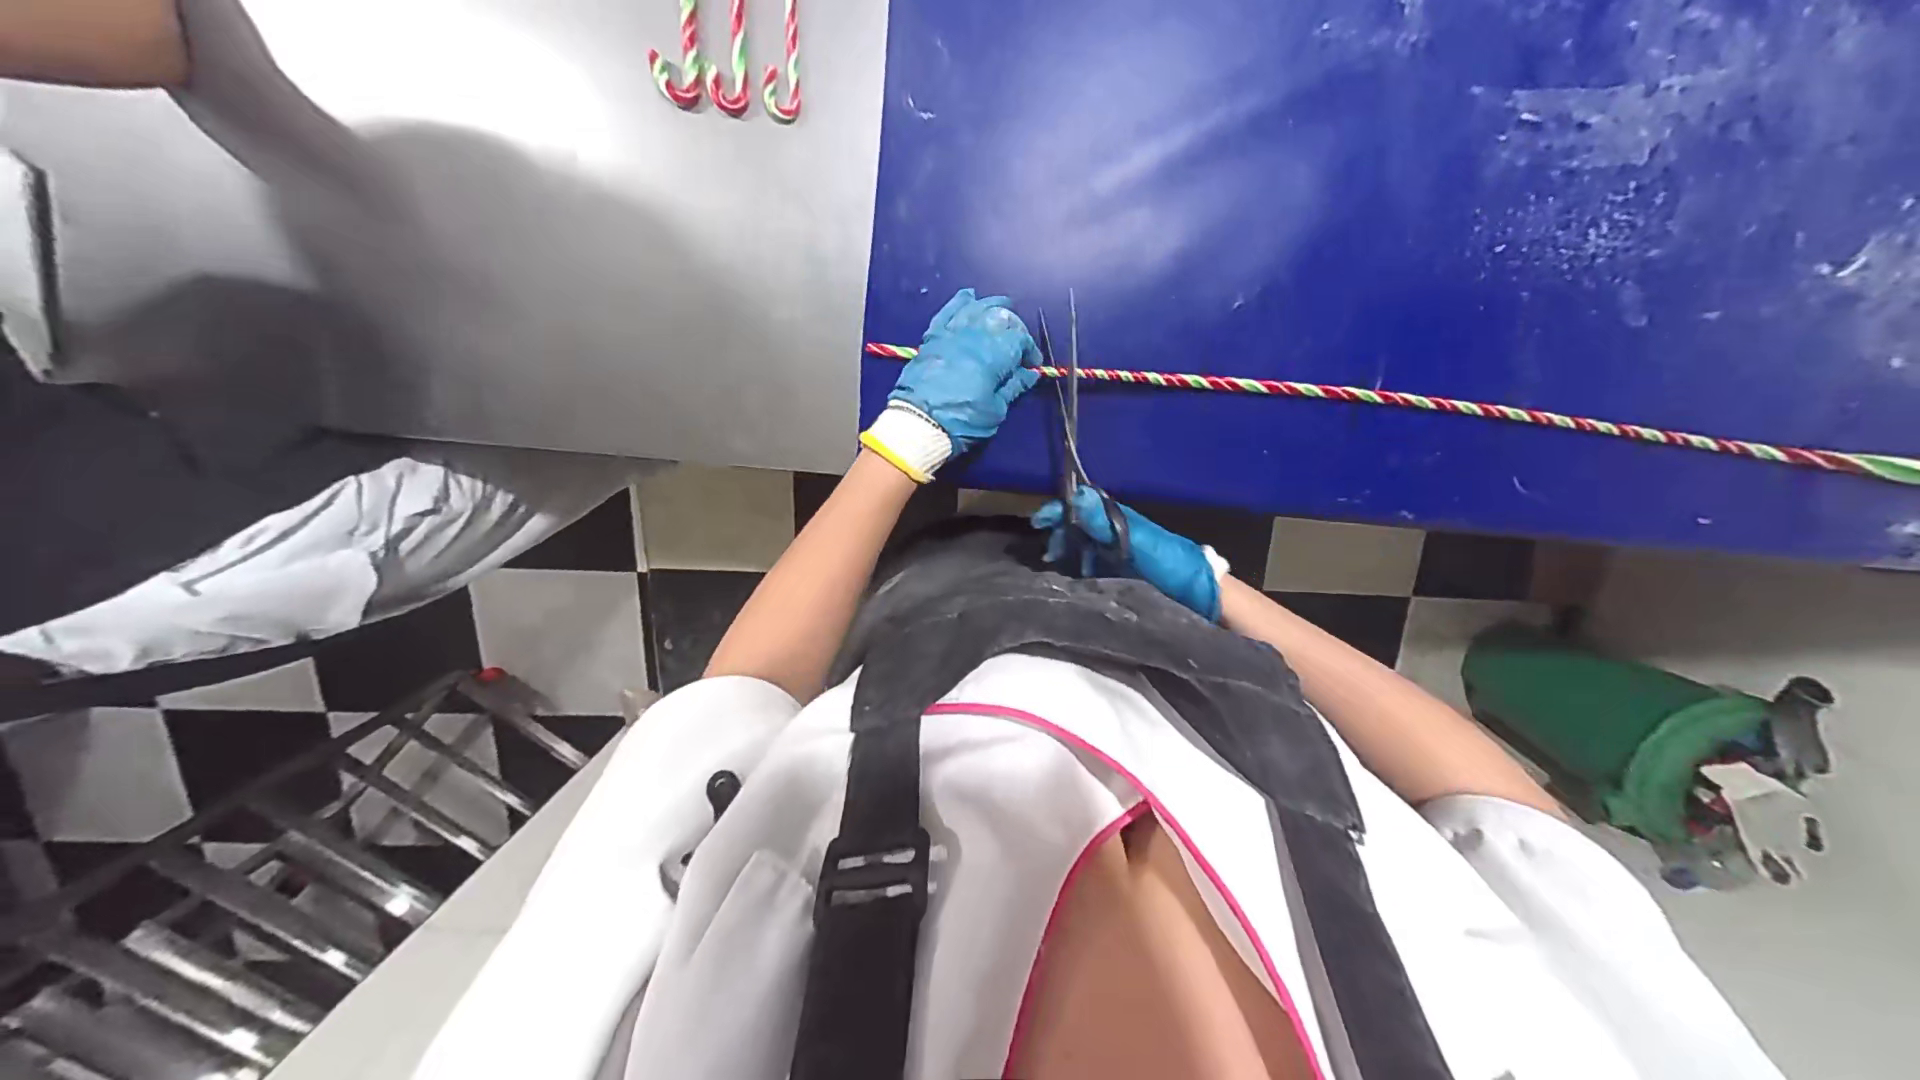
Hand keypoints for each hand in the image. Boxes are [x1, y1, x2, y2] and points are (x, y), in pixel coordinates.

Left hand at [891, 289, 1041, 453]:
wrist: (918, 423)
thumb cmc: (962, 420)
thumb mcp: (995, 410)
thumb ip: (1013, 387)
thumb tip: (1030, 374)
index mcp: (995, 353)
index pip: (1020, 339)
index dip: (1030, 350)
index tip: (1032, 365)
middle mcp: (975, 335)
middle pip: (1001, 317)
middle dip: (1015, 326)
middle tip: (1018, 342)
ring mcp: (951, 333)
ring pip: (976, 308)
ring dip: (992, 305)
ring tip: (1002, 306)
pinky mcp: (932, 337)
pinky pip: (948, 312)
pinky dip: (959, 302)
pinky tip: (968, 296)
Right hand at [1032, 486, 1224, 620]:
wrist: (1202, 602)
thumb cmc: (1173, 568)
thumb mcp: (1142, 543)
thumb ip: (1109, 524)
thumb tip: (1077, 499)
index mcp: (1120, 520)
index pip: (1083, 505)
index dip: (1061, 510)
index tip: (1040, 522)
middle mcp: (1114, 534)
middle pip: (1077, 526)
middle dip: (1058, 534)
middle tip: (1047, 554)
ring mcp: (1115, 555)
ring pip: (1079, 546)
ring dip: (1064, 553)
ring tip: (1053, 569)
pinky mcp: (1115, 577)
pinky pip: (1086, 567)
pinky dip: (1073, 571)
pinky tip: (1067, 581)